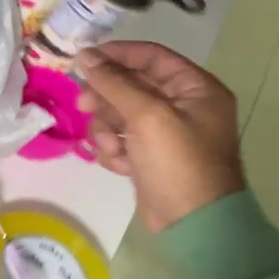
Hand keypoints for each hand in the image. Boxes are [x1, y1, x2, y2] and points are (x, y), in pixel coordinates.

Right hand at [75, 41, 245, 232]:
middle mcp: (183, 105)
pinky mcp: (150, 154)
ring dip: (107, 129)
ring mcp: (166, 131)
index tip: (83, 62)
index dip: (115, 55)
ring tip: (112, 148)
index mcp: (196, 89)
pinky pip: (120, 137)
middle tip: (83, 107)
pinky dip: (114, 149)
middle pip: (129, 84)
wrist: (193, 224)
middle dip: (105, 99)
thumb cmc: (177, 162)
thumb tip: (84, 54)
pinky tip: (121, 164)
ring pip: (119, 112)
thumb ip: (113, 81)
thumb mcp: (146, 115)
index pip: (150, 55)